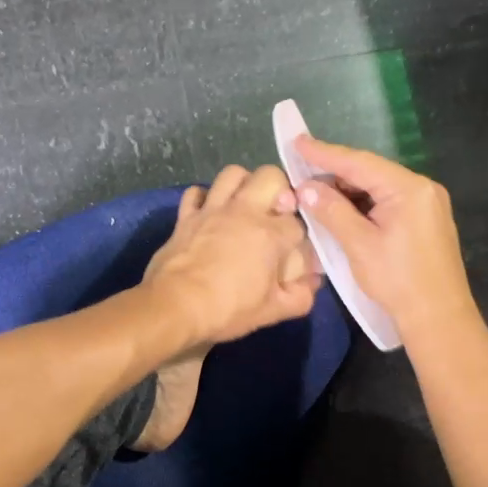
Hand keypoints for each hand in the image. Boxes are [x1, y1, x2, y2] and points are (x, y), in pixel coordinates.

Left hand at [143, 165, 320, 347]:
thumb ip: (300, 296)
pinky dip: (204, 197)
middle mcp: (244, 211)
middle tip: (276, 211)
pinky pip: (196, 192)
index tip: (294, 250)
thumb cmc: (227, 309)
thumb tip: (312, 283)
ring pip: (233, 174)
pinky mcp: (186, 216)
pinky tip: (210, 212)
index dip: (300, 236)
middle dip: (279, 189)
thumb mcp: (272, 312)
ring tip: (245, 203)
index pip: (298, 222)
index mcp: (270, 233)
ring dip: (243, 184)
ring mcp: (212, 210)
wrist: (175, 307)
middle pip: (270, 176)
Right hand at [291, 135, 479, 342]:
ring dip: (347, 191)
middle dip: (335, 174)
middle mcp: (422, 188)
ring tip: (315, 193)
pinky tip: (342, 211)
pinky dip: (363, 204)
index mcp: (409, 189)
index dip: (325, 153)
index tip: (298, 141)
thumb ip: (332, 212)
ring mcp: (427, 204)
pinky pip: (389, 202)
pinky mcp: (425, 221)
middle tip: (300, 173)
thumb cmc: (398, 280)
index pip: (359, 163)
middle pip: (371, 172)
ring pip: (378, 188)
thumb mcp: (359, 245)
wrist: (438, 317)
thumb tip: (306, 188)